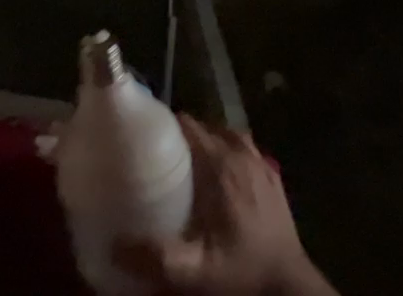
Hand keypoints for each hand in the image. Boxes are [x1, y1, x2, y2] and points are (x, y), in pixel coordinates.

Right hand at [113, 115, 334, 295]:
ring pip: (225, 134)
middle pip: (204, 126)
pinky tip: (217, 178)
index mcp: (221, 163)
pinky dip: (227, 153)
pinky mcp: (273, 176)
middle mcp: (242, 153)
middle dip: (180, 137)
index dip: (163, 128)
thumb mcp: (194, 271)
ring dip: (205, 143)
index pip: (186, 124)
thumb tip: (114, 244)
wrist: (288, 287)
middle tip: (159, 159)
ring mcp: (261, 162)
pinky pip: (243, 149)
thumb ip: (154, 256)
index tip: (144, 141)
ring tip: (186, 166)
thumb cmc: (240, 272)